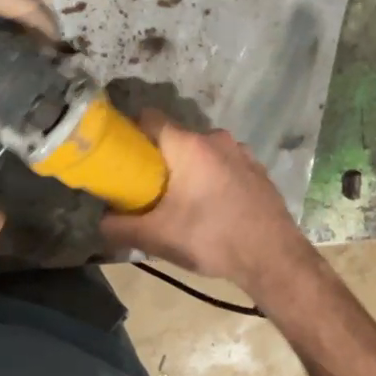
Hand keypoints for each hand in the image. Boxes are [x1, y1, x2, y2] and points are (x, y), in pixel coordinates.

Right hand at [101, 111, 313, 287]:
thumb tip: (101, 221)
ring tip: (182, 202)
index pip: (149, 118)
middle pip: (176, 138)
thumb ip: (119, 227)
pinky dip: (213, 179)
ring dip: (189, 170)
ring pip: (202, 152)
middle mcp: (215, 139)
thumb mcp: (156, 237)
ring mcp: (242, 152)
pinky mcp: (259, 170)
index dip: (131, 132)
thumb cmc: (211, 238)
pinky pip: (225, 165)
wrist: (274, 258)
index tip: (121, 156)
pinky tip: (213, 208)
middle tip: (148, 188)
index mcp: (188, 145)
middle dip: (159, 158)